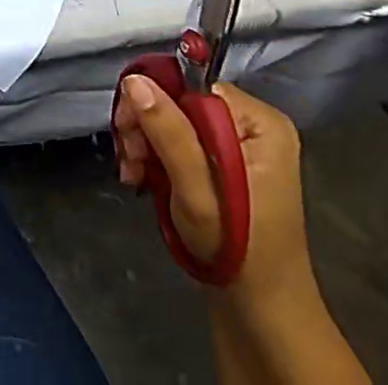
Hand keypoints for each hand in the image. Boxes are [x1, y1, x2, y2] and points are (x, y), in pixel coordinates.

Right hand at [114, 78, 315, 310]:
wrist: (259, 306)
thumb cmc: (236, 247)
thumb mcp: (196, 190)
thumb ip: (169, 132)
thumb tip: (136, 81)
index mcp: (260, 124)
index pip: (189, 85)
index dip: (151, 102)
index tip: (128, 134)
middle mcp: (251, 125)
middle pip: (176, 99)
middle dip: (143, 126)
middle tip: (130, 161)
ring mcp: (238, 143)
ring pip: (169, 118)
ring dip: (143, 143)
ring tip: (135, 174)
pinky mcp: (222, 159)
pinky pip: (175, 137)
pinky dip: (153, 155)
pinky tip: (144, 176)